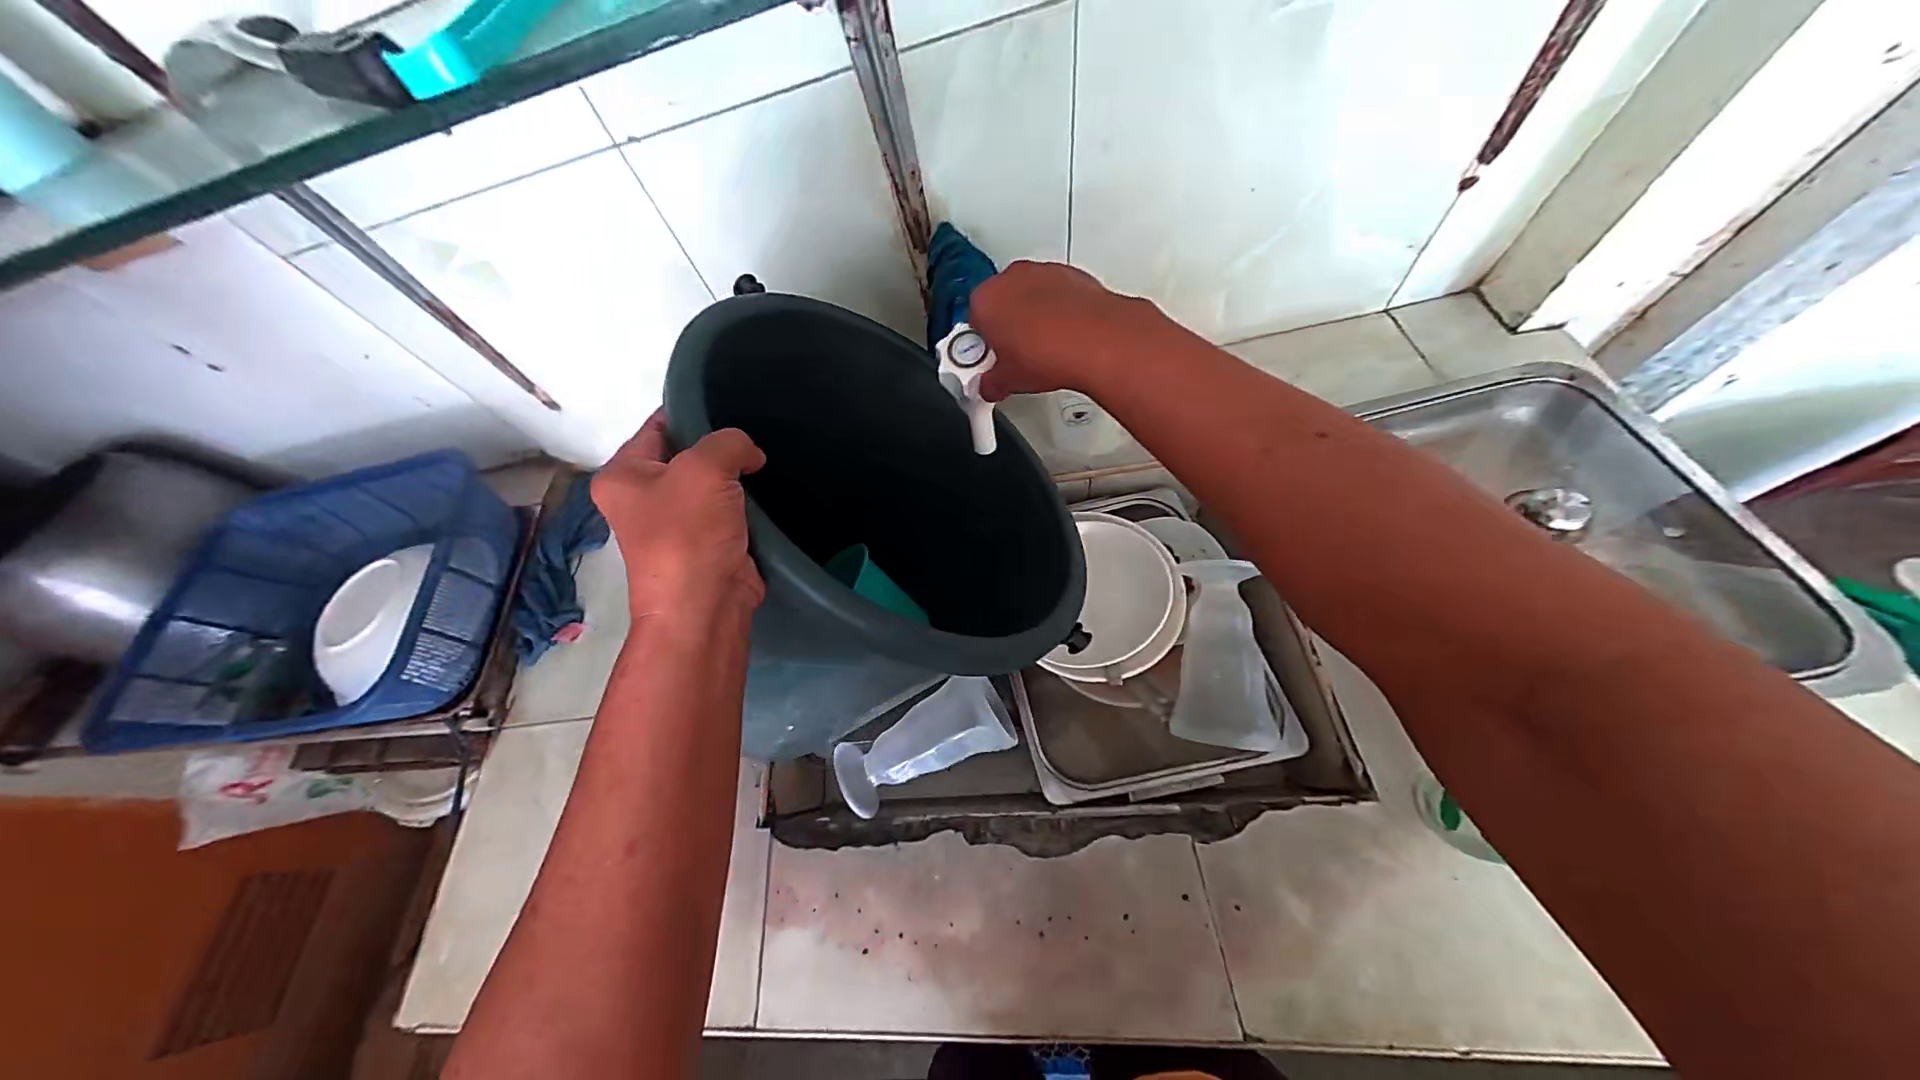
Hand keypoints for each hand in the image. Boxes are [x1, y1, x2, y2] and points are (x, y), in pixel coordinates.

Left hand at [591, 410, 767, 618]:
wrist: (704, 606)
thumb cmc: (689, 534)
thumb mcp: (705, 468)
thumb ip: (728, 442)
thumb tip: (749, 455)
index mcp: (623, 475)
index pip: (659, 426)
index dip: (693, 413)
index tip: (730, 406)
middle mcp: (643, 498)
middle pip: (686, 455)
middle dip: (719, 447)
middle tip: (754, 436)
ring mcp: (675, 524)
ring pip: (711, 484)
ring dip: (736, 477)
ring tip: (764, 462)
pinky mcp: (705, 544)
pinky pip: (728, 511)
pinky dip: (746, 504)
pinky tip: (766, 492)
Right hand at [968, 260, 1171, 399]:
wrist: (1095, 342)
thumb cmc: (1050, 351)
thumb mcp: (1008, 381)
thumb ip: (991, 382)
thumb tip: (991, 386)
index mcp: (985, 299)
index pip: (974, 322)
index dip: (983, 344)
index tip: (992, 359)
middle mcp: (1011, 278)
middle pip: (1001, 303)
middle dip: (1007, 326)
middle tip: (1016, 356)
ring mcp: (1042, 272)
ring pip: (1029, 294)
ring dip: (1033, 316)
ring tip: (1044, 349)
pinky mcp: (1071, 275)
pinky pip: (1057, 292)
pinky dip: (1059, 309)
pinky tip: (1064, 338)